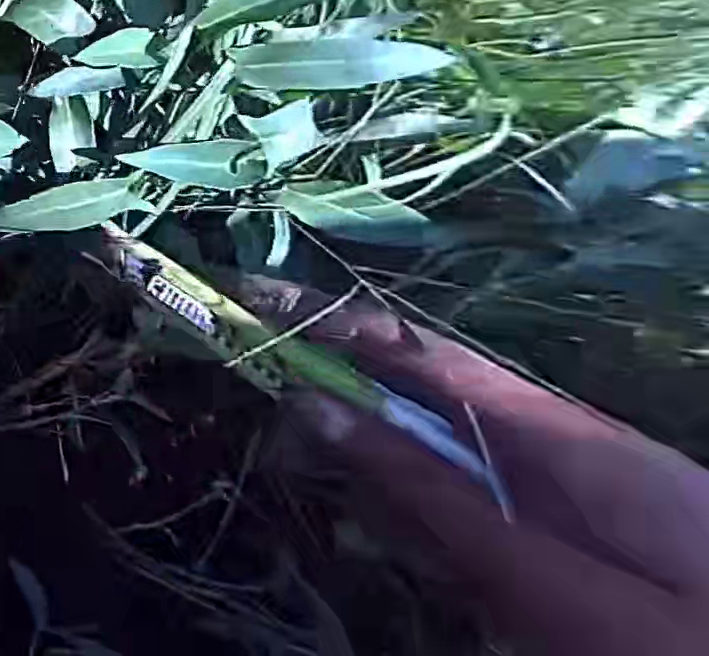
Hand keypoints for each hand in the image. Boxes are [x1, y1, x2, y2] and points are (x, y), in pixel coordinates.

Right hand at [291, 306, 708, 654]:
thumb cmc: (685, 651)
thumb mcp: (543, 577)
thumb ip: (422, 485)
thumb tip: (311, 403)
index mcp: (564, 436)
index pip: (419, 350)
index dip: (332, 319)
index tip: (254, 299)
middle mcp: (565, 444)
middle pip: (420, 398)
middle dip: (351, 417)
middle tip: (291, 448)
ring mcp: (579, 487)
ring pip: (442, 452)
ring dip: (398, 488)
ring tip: (416, 552)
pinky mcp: (582, 526)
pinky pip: (478, 495)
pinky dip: (444, 522)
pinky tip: (457, 571)